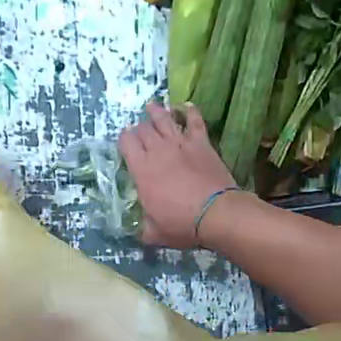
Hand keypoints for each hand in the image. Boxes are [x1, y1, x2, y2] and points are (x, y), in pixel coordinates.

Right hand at [117, 101, 237, 248]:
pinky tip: (185, 107)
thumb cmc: (182, 224)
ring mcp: (181, 143)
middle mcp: (158, 151)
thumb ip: (143, 227)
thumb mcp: (154, 233)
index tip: (126, 145)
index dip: (124, 140)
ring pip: (164, 118)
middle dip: (139, 128)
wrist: (217, 214)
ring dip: (156, 112)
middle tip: (140, 133)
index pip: (126, 142)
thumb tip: (140, 230)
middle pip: (143, 128)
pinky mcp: (202, 143)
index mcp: (141, 170)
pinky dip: (189, 112)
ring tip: (152, 107)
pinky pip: (194, 120)